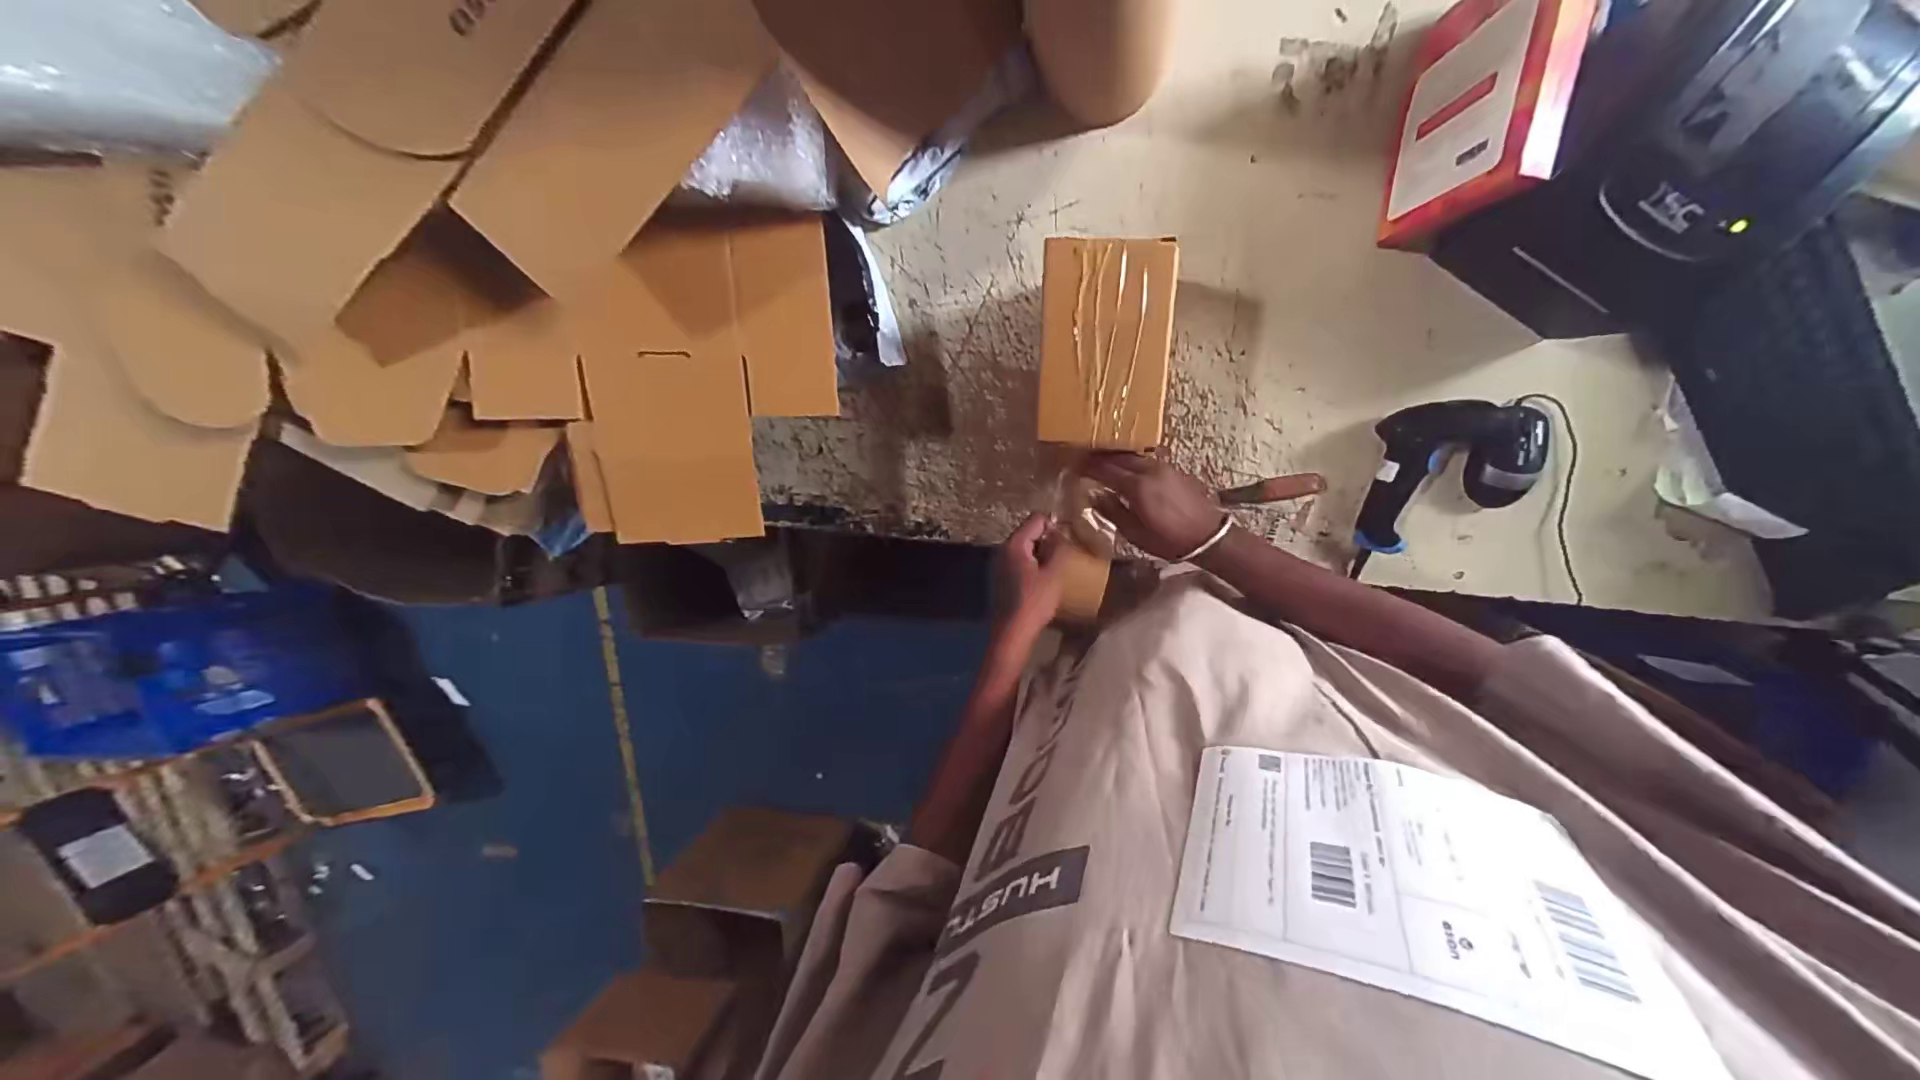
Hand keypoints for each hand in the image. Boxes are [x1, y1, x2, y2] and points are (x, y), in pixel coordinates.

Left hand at [993, 512, 1064, 638]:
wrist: (1013, 632)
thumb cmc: (1035, 602)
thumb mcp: (1054, 573)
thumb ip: (1059, 548)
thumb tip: (1059, 534)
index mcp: (1014, 544)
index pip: (1036, 519)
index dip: (1054, 526)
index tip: (1066, 543)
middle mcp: (1002, 549)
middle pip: (1028, 532)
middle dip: (1047, 540)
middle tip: (1063, 556)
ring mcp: (999, 564)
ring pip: (1024, 548)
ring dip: (1040, 554)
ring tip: (1054, 569)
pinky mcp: (1000, 578)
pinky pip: (1019, 562)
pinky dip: (1031, 565)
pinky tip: (1040, 581)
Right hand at [1083, 452, 1226, 560]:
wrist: (1209, 536)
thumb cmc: (1169, 540)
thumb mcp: (1134, 533)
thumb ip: (1112, 511)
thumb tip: (1095, 496)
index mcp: (1136, 486)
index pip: (1104, 469)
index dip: (1088, 467)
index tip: (1075, 466)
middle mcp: (1150, 471)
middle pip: (1119, 457)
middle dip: (1100, 458)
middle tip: (1085, 460)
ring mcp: (1164, 468)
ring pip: (1134, 456)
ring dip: (1117, 458)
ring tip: (1104, 463)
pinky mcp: (1175, 470)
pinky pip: (1147, 461)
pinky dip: (1133, 462)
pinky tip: (1128, 471)